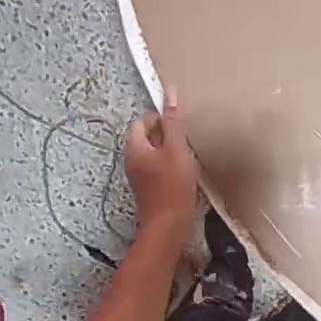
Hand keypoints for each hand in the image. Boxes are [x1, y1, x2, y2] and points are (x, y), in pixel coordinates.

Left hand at [124, 93, 198, 240]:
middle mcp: (133, 162)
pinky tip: (184, 175)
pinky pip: (158, 170)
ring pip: (154, 155)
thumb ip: (174, 122)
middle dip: (166, 135)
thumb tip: (171, 93)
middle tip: (184, 142)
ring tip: (187, 158)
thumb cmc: (172, 188)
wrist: (168, 228)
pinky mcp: (149, 191)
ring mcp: (140, 178)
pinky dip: (170, 168)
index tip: (178, 125)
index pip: (142, 121)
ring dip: (170, 153)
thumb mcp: (177, 150)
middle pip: (147, 138)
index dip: (160, 118)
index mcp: (135, 148)